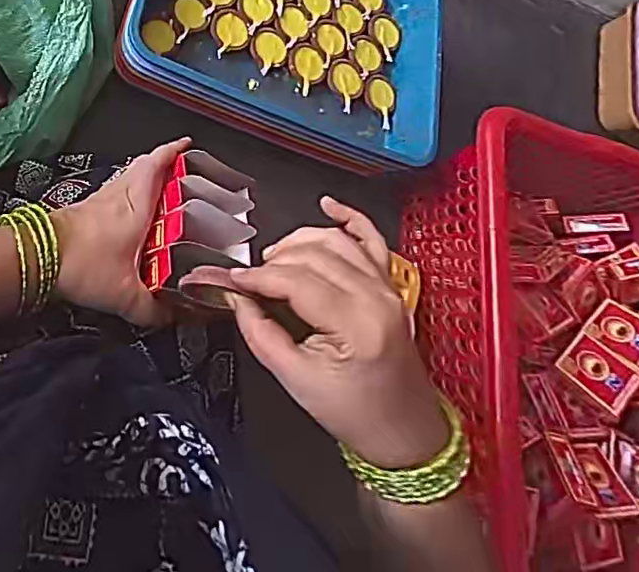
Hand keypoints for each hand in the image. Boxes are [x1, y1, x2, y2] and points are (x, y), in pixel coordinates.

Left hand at [50, 137, 189, 325]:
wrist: (40, 257)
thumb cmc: (82, 265)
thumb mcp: (124, 295)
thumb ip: (152, 310)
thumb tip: (171, 317)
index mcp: (136, 205)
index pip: (156, 165)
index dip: (173, 151)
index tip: (186, 144)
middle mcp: (118, 195)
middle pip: (142, 165)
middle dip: (162, 161)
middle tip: (179, 167)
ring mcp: (100, 200)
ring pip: (127, 177)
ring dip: (144, 176)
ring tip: (161, 190)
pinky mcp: (86, 210)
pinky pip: (114, 193)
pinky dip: (128, 194)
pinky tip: (131, 215)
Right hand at [217, 197, 447, 468]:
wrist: (404, 432)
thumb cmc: (357, 413)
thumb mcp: (297, 380)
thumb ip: (260, 333)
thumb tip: (238, 299)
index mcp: (357, 324)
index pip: (296, 281)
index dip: (258, 277)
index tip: (234, 281)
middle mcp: (377, 297)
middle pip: (312, 256)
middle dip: (273, 261)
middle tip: (249, 278)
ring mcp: (387, 287)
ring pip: (335, 240)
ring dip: (299, 241)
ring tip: (273, 258)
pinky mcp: (390, 284)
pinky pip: (371, 238)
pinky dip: (349, 217)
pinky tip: (329, 205)